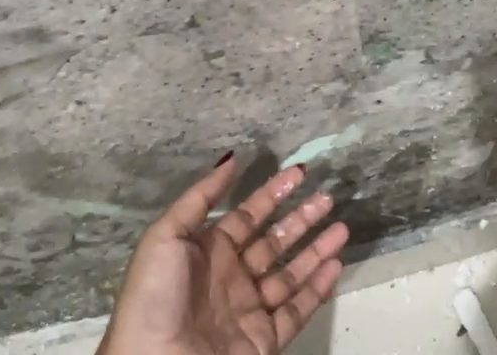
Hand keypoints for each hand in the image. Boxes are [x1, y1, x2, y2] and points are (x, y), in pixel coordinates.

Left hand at [98, 156, 348, 354]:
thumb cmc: (155, 296)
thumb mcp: (165, 236)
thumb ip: (200, 197)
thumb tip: (231, 160)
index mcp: (207, 251)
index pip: (248, 215)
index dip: (273, 193)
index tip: (299, 173)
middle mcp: (231, 277)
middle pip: (273, 242)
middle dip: (301, 219)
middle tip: (327, 198)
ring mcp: (249, 310)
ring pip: (290, 275)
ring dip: (316, 250)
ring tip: (341, 228)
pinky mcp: (263, 340)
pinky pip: (296, 311)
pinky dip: (318, 290)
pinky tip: (335, 266)